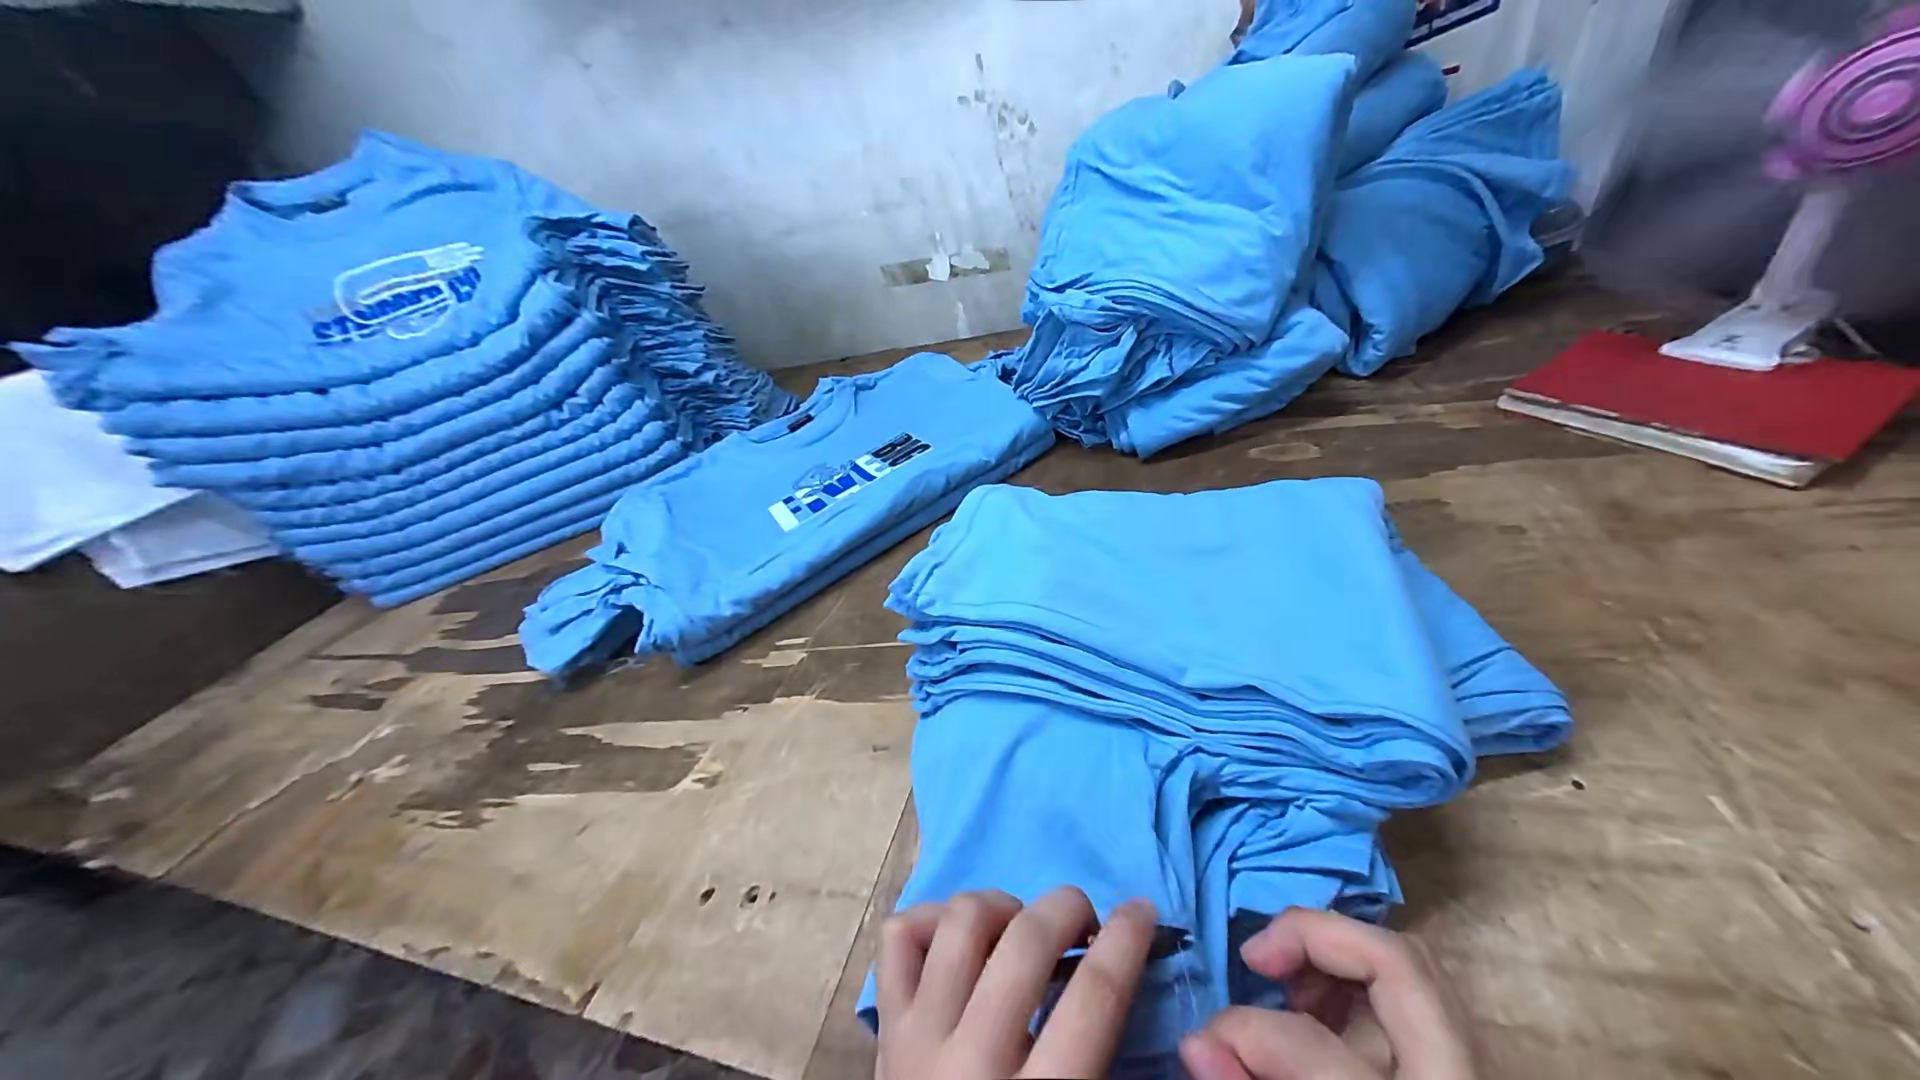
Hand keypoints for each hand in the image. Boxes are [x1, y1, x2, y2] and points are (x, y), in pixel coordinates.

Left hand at [874, 886, 1157, 1079]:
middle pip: (1025, 943)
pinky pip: (900, 936)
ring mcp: (919, 1038)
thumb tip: (1125, 978)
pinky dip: (931, 918)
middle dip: (1068, 907)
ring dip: (1002, 907)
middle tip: (1085, 921)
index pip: (1094, 998)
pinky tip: (958, 942)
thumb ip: (1103, 1061)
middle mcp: (973, 1062)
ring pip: (960, 923)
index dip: (1127, 940)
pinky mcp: (885, 1027)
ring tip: (1022, 929)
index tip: (1142, 910)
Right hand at [1179, 908, 1473, 1079]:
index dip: (1245, 1031)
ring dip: (1335, 954)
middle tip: (1255, 957)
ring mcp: (1475, 1078)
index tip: (1204, 1042)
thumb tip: (1197, 1044)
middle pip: (1401, 964)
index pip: (1315, 1049)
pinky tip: (1319, 1007)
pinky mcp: (1464, 1074)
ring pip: (1412, 965)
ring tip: (1284, 982)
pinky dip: (1355, 976)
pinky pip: (1414, 993)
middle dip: (1313, 937)